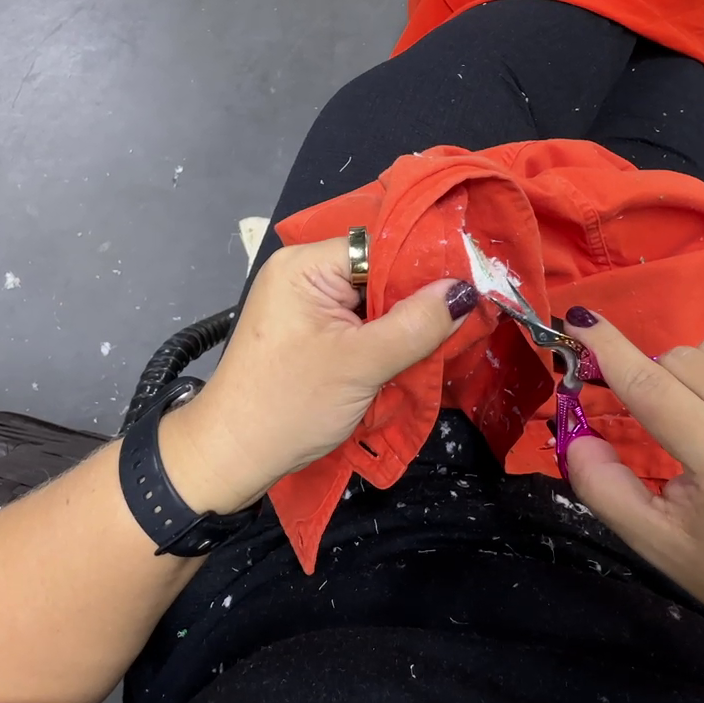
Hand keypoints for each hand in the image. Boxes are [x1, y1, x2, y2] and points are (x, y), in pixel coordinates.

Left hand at [159, 238, 476, 513]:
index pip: (379, 245)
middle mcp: (303, 273)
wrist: (230, 457)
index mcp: (305, 264)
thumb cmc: (288, 405)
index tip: (473, 281)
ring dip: (405, 319)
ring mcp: (305, 303)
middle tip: (470, 311)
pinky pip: (360, 320)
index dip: (425, 262)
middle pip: (378, 270)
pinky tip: (417, 347)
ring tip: (451, 330)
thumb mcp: (360, 364)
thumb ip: (416, 324)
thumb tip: (467, 289)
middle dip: (419, 294)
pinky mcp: (310, 331)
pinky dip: (386, 335)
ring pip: (373, 299)